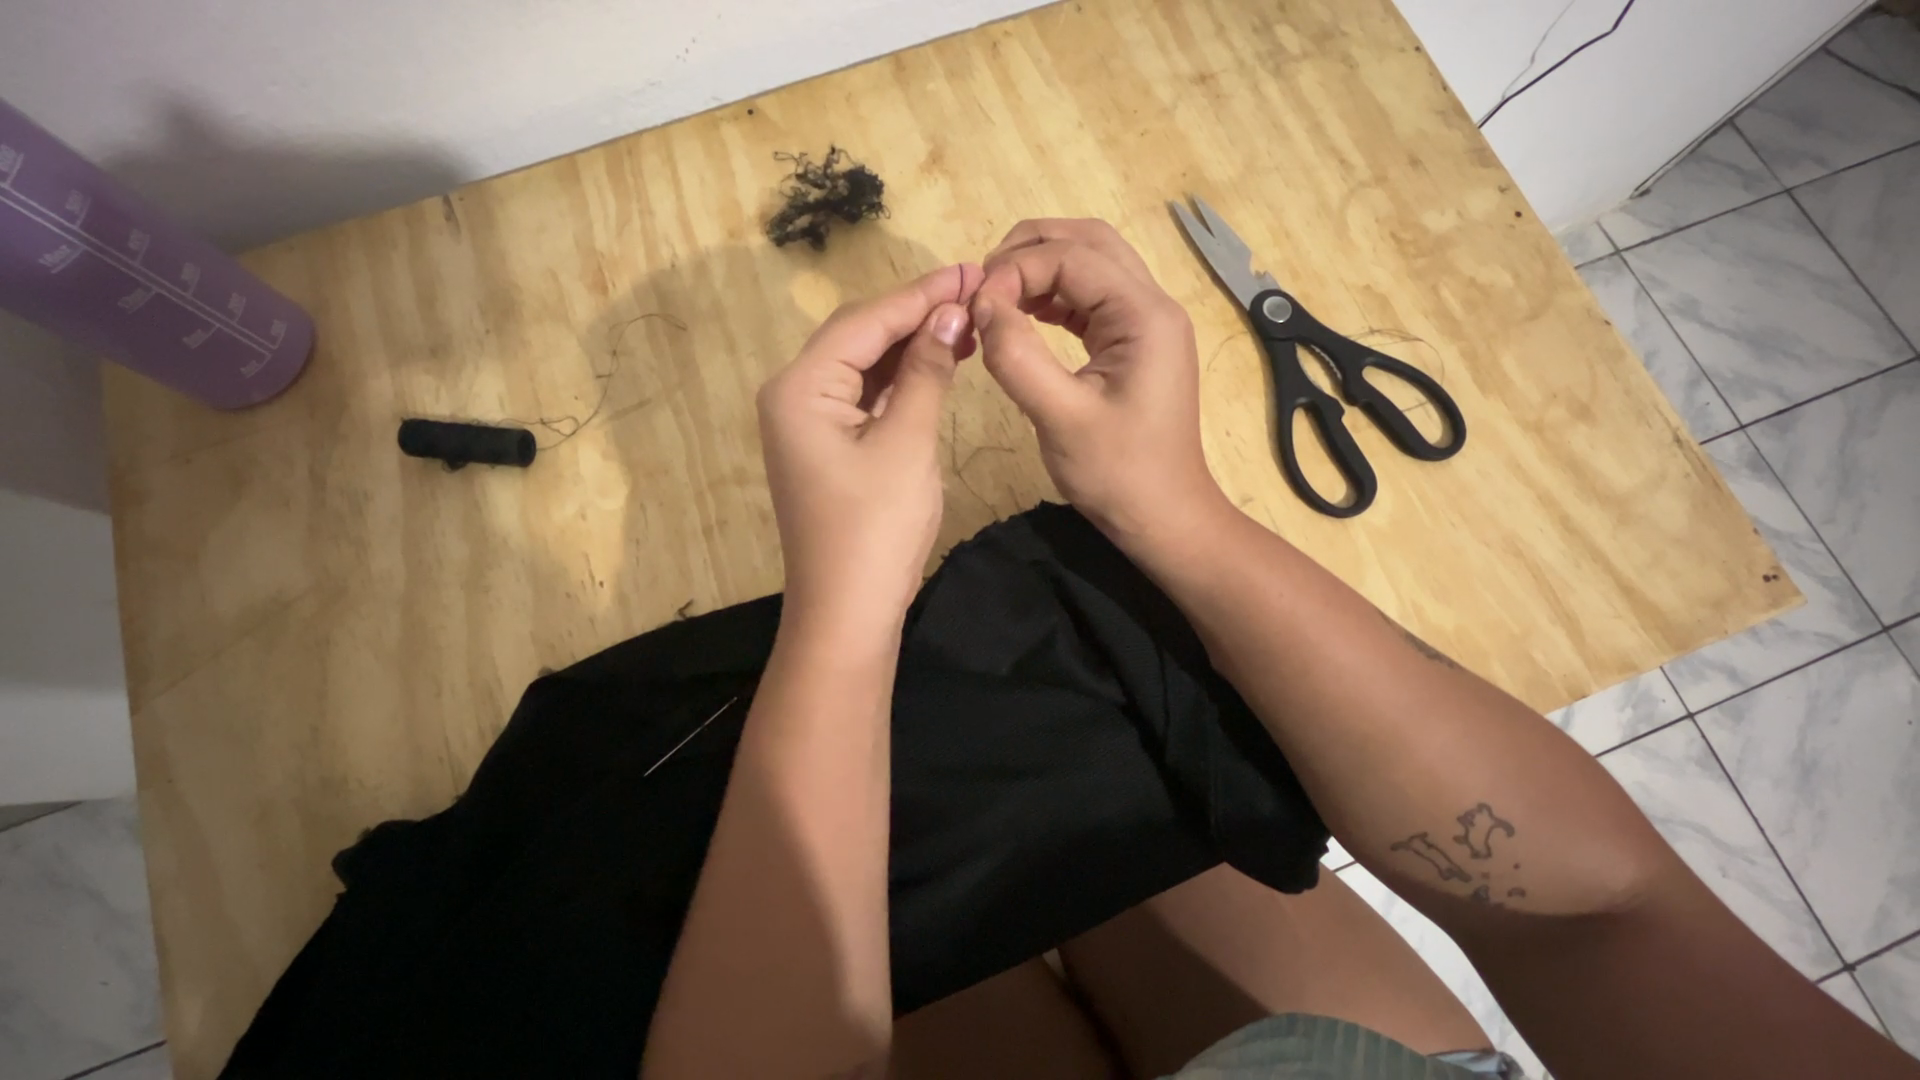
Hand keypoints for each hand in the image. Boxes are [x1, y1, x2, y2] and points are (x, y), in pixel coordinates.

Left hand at [758, 263, 982, 636]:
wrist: (848, 612)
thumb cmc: (876, 527)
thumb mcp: (907, 442)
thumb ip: (927, 372)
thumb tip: (951, 314)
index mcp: (799, 387)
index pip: (865, 322)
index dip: (920, 294)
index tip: (971, 270)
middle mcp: (793, 395)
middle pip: (859, 337)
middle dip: (916, 314)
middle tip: (974, 290)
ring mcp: (807, 423)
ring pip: (863, 366)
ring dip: (911, 346)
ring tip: (966, 320)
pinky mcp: (825, 447)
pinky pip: (864, 397)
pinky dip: (901, 381)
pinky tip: (937, 364)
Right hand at [971, 219, 1228, 548]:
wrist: (1164, 517)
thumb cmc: (1118, 474)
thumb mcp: (1060, 417)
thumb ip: (1017, 356)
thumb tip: (980, 304)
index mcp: (1144, 316)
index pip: (1073, 257)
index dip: (1017, 270)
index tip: (977, 305)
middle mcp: (1152, 305)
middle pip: (1089, 242)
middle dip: (1031, 250)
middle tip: (983, 283)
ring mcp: (1147, 323)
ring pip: (1091, 265)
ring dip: (1041, 270)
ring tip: (995, 298)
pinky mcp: (1134, 344)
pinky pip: (1092, 299)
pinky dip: (1054, 298)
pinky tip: (1021, 315)